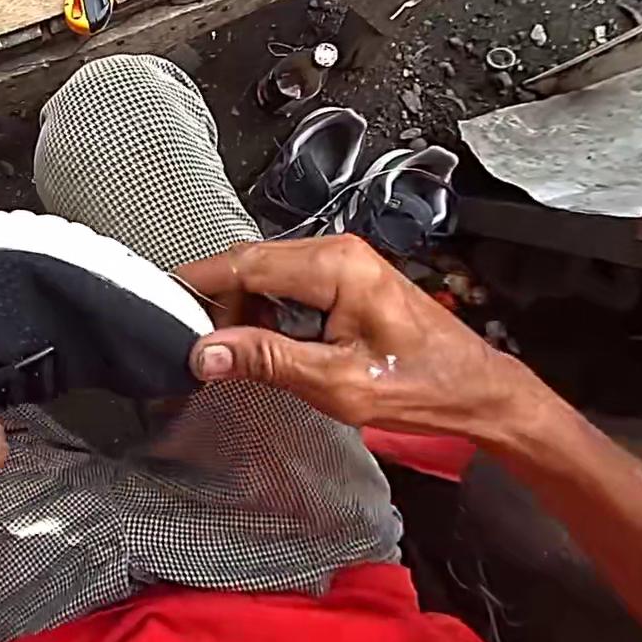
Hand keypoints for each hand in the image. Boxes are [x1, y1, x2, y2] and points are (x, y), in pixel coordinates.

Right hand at [175, 235, 552, 448]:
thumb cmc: (420, 386)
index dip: (198, 285)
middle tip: (203, 344)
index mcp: (335, 267)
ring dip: (240, 307)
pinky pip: (282, 280)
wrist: (476, 389)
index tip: (165, 305)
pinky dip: (262, 308)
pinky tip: (265, 339)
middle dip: (218, 302)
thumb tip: (204, 352)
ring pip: (262, 270)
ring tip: (238, 350)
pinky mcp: (341, 274)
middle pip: (248, 263)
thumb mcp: (333, 382)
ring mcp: (340, 259)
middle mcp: (335, 251)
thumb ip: (263, 359)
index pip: (242, 265)